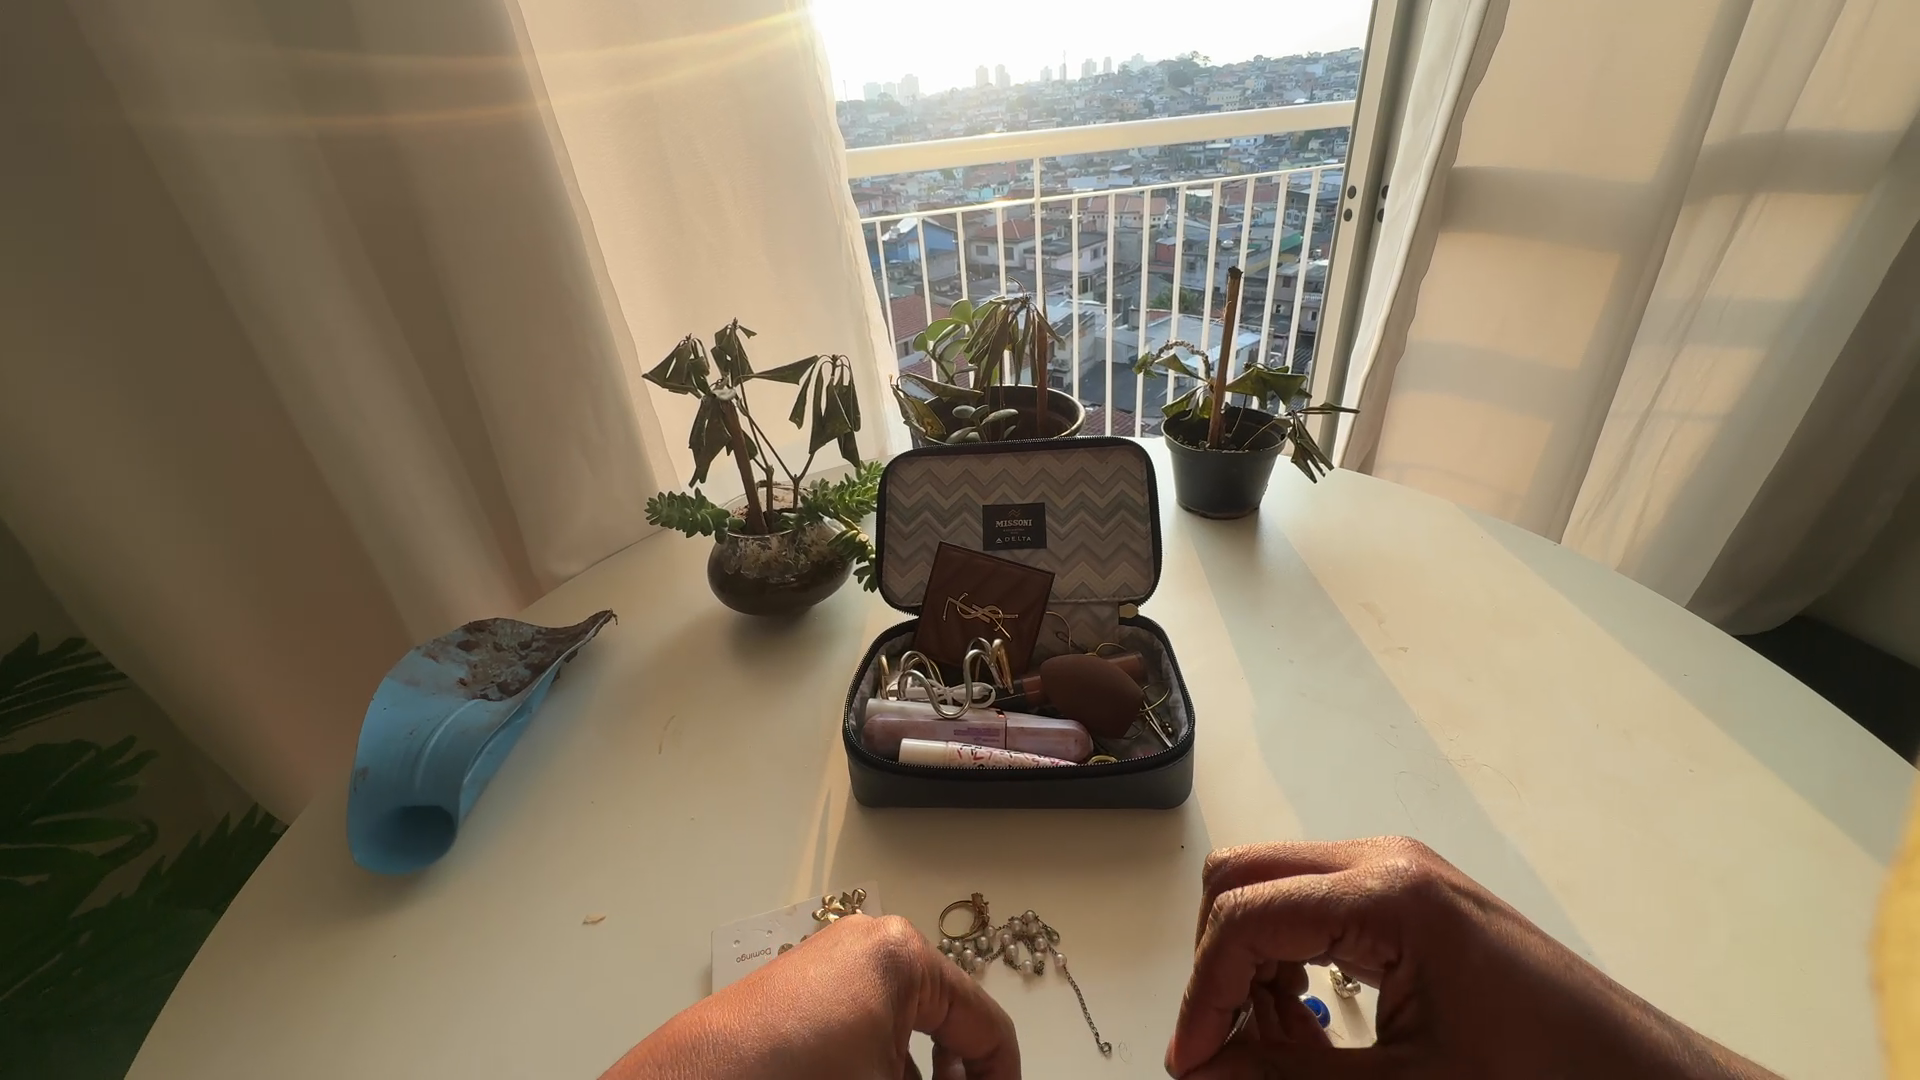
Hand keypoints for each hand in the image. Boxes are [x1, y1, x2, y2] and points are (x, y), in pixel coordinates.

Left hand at [601, 913, 1018, 1079]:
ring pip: (902, 1025)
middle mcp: (872, 940)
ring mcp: (830, 958)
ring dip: (914, 1075)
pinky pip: (862, 1023)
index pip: (986, 1022)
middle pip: (944, 1018)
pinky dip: (876, 1064)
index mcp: (905, 954)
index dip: (1002, 1079)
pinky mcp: (799, 983)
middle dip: (952, 1075)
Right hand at [1167, 837, 1779, 1079]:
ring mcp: (1389, 866)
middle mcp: (1376, 857)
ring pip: (1268, 886)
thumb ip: (1293, 1078)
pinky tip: (1315, 1023)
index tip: (1191, 1063)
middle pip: (1242, 876)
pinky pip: (1306, 903)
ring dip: (1253, 963)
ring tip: (1284, 1045)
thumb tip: (1202, 1072)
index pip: (1246, 915)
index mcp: (1385, 893)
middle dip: (1219, 962)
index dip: (1206, 991)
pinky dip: (1288, 957)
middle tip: (1232, 1046)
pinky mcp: (1399, 889)